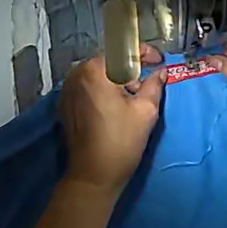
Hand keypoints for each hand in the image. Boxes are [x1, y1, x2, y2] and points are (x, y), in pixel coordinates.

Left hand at [58, 43, 165, 189]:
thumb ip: (154, 85)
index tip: (158, 60)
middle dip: (129, 69)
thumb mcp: (145, 111)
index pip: (121, 52)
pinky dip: (102, 91)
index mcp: (93, 72)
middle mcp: (76, 75)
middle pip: (108, 62)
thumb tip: (161, 71)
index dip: (143, 53)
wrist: (93, 175)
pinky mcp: (65, 105)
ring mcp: (67, 90)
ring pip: (97, 75)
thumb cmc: (121, 142)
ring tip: (132, 96)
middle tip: (146, 82)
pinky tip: (115, 107)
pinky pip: (87, 88)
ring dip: (115, 80)